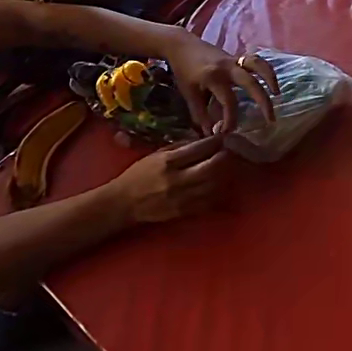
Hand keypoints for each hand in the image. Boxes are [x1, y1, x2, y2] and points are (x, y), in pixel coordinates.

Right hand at [108, 136, 228, 223]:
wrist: (123, 203)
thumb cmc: (139, 174)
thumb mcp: (157, 154)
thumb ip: (181, 147)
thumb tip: (205, 140)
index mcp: (169, 162)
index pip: (200, 148)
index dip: (215, 141)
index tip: (222, 137)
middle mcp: (177, 180)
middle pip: (212, 167)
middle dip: (224, 157)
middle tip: (228, 151)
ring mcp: (181, 198)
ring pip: (214, 185)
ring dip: (225, 174)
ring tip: (227, 167)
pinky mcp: (183, 213)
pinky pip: (208, 203)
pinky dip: (218, 193)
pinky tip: (220, 185)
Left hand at [161, 31, 279, 133]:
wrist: (182, 46)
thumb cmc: (184, 71)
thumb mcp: (189, 94)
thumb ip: (200, 114)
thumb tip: (210, 134)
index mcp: (214, 77)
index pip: (229, 101)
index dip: (230, 119)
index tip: (227, 132)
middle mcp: (228, 67)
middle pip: (251, 83)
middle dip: (263, 101)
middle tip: (271, 119)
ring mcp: (234, 60)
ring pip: (258, 65)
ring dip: (270, 78)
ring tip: (277, 94)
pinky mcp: (237, 57)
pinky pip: (255, 61)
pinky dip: (264, 70)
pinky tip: (269, 81)